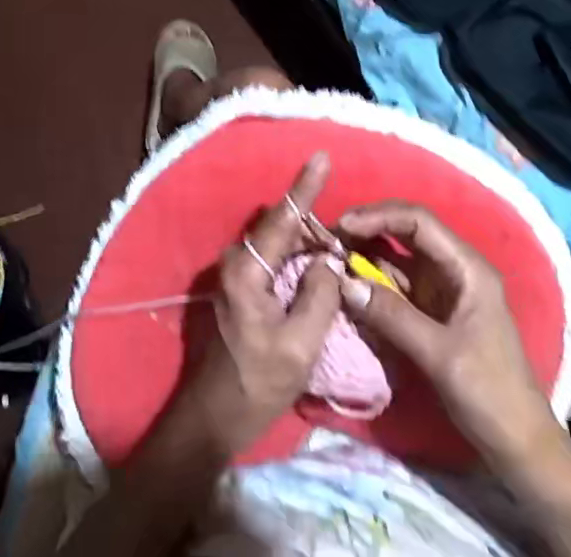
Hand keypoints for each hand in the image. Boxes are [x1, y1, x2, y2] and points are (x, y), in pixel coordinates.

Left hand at [181, 152, 345, 454]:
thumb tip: (331, 260)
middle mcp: (238, 262)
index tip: (321, 157)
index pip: (282, 219)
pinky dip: (301, 258)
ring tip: (344, 248)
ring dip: (310, 243)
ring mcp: (239, 274)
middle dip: (317, 224)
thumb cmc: (258, 381)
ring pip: (281, 244)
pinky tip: (324, 266)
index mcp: (248, 270)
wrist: (218, 413)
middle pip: (283, 228)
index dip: (304, 187)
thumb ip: (319, 295)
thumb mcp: (300, 343)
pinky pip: (277, 260)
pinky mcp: (244, 288)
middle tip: (352, 232)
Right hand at [335, 201, 558, 467]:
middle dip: (367, 228)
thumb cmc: (488, 392)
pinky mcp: (429, 309)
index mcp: (467, 268)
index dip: (379, 216)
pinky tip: (346, 280)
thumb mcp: (439, 354)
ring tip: (330, 253)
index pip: (418, 222)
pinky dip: (369, 279)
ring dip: (364, 252)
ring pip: (396, 256)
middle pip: (405, 231)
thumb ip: (392, 315)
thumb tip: (343, 282)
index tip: (343, 225)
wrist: (516, 441)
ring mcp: (440, 288)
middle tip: (329, 236)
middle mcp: (453, 268)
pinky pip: (394, 283)